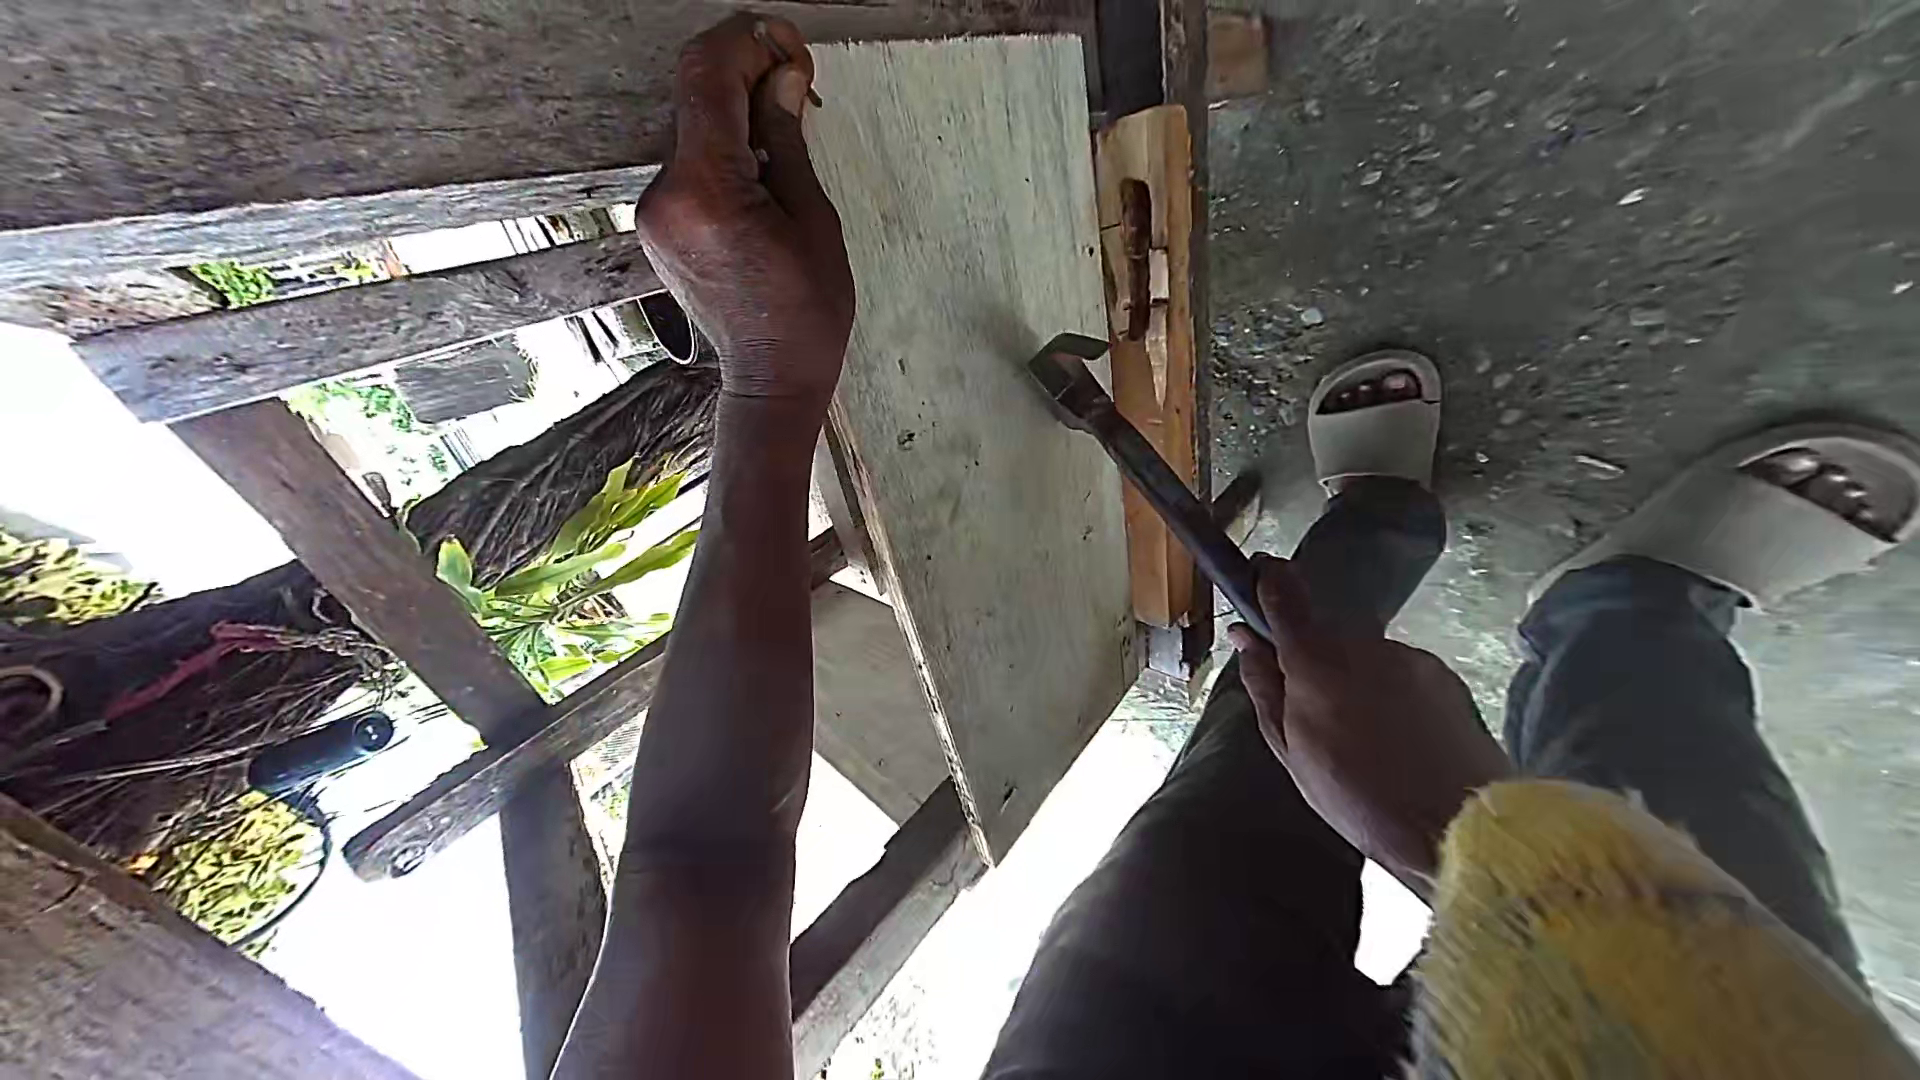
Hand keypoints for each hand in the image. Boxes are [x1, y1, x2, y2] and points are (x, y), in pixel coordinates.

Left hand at [637, 14, 854, 407]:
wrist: (773, 379)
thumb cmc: (805, 318)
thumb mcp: (813, 222)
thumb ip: (787, 142)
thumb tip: (781, 81)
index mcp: (708, 191)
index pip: (708, 76)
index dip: (747, 43)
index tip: (785, 45)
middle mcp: (667, 196)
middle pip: (696, 101)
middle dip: (746, 80)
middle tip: (795, 86)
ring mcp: (657, 214)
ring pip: (694, 134)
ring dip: (738, 120)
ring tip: (785, 145)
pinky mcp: (661, 229)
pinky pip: (689, 169)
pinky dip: (723, 156)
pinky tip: (760, 178)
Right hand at [1228, 555, 1513, 896]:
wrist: (1462, 828)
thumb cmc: (1353, 792)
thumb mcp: (1287, 744)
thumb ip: (1262, 682)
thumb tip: (1244, 636)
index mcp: (1314, 659)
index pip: (1283, 594)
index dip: (1267, 578)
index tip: (1256, 573)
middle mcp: (1363, 643)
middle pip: (1323, 633)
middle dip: (1311, 658)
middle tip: (1309, 707)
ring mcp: (1409, 657)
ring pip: (1362, 654)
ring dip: (1351, 677)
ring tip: (1360, 733)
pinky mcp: (1444, 676)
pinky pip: (1397, 671)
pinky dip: (1387, 691)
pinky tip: (1395, 734)